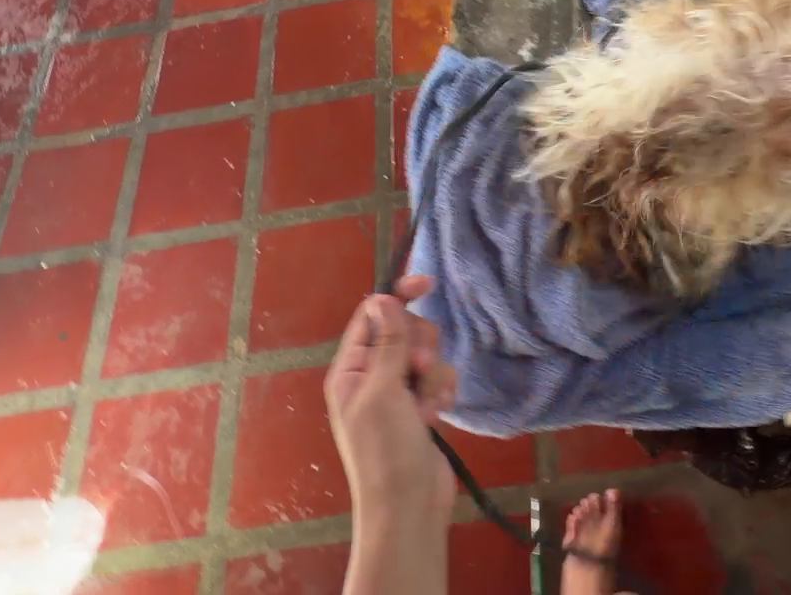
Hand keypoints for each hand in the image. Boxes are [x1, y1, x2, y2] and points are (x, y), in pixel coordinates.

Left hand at [324, 277, 457, 522]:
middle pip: (404, 330)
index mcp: (350, 369)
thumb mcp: (383, 391)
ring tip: (427, 405)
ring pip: (426, 354)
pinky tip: (437, 416)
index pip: (373, 314)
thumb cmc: (386, 449)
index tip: (429, 283)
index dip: (399, 297)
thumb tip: (382, 296)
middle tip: (420, 368)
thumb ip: (387, 342)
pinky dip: (440, 393)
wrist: (408, 507)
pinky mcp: (420, 406)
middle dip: (420, 345)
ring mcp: (397, 392)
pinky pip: (438, 378)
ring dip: (433, 375)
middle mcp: (371, 375)